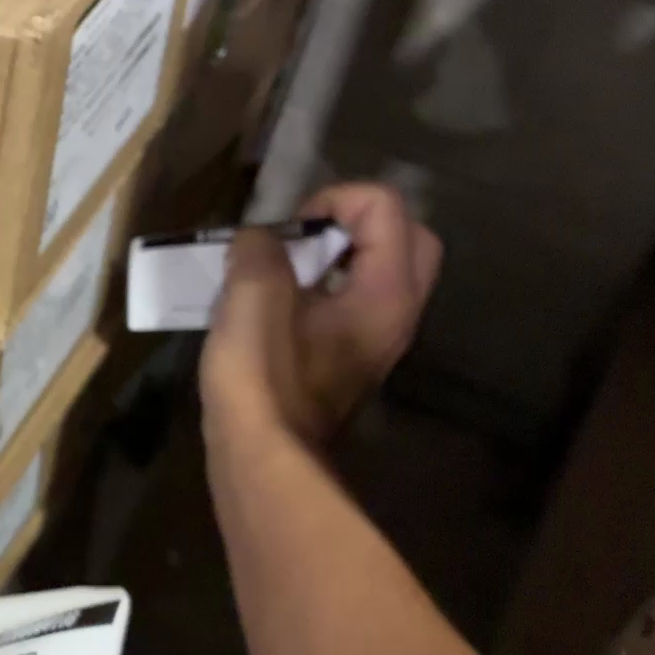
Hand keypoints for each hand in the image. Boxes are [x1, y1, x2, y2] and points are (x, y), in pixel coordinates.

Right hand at [199, 183, 441, 447]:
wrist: (261, 454)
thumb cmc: (260, 379)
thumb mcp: (251, 303)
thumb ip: (258, 255)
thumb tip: (257, 239)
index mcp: (386, 291)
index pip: (386, 208)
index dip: (332, 200)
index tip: (284, 231)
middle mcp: (397, 312)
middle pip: (403, 239)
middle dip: (352, 223)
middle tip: (299, 239)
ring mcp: (374, 341)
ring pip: (377, 274)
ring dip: (335, 258)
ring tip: (278, 272)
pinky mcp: (346, 362)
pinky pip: (350, 306)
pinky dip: (321, 290)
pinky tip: (272, 310)